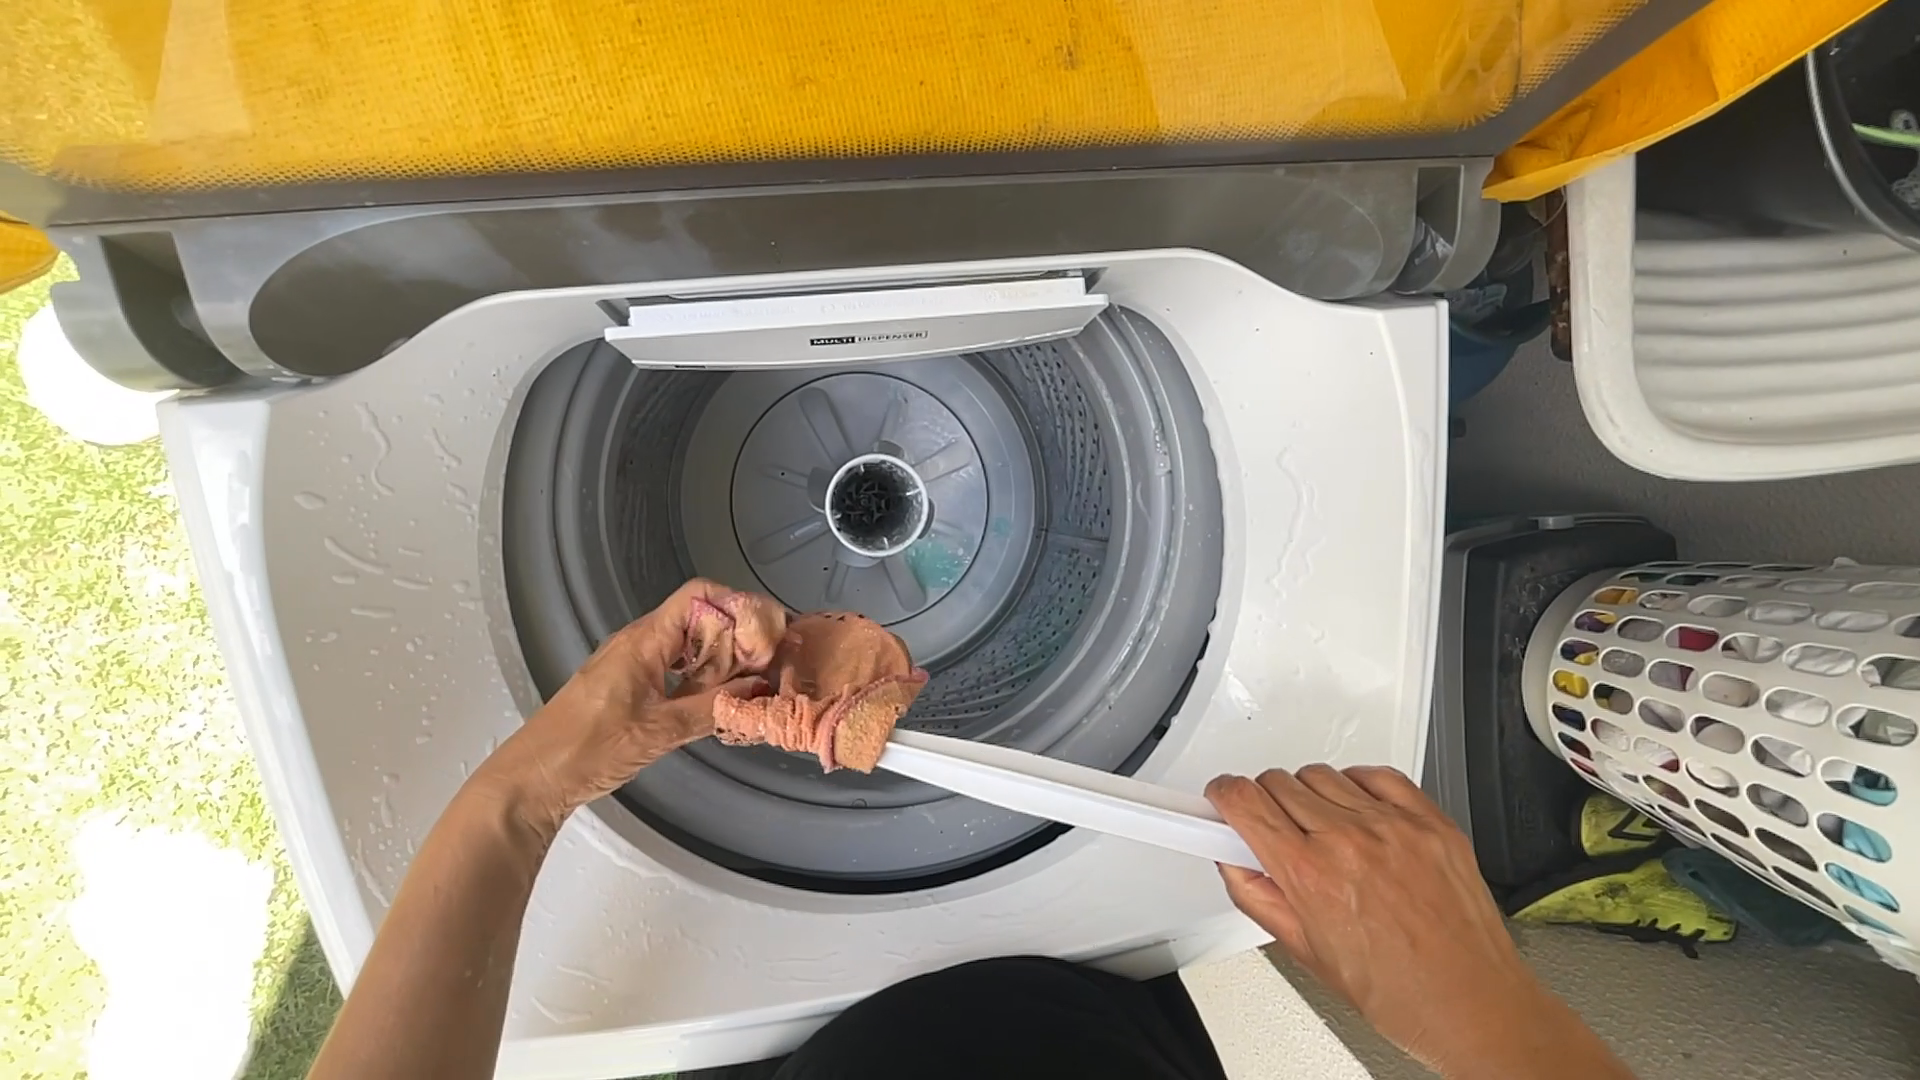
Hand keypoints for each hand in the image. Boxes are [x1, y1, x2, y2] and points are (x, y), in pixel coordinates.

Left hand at [476, 579, 785, 827]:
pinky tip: (716, 699)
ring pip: (690, 643)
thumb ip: (714, 708)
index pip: (700, 595)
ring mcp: (634, 662)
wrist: (531, 781)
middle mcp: (640, 642)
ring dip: (721, 658)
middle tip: (765, 664)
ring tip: (747, 682)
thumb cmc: (585, 750)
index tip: (764, 634)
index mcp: (645, 641)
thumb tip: (759, 690)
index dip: (737, 606)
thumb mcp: (659, 732)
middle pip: (700, 617)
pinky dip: (701, 676)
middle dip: (737, 636)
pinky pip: (676, 665)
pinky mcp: (630, 683)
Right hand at [1207, 766, 1632, 1078]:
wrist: (1479, 1010)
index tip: (1221, 799)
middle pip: (1275, 781)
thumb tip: (1228, 857)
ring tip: (1326, 832)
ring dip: (1309, 795)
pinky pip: (1373, 773)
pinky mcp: (1429, 820)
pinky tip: (1361, 816)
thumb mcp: (1304, 952)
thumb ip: (1254, 894)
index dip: (1222, 796)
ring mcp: (1393, 826)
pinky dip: (1357, 786)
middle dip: (1265, 803)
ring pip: (1318, 773)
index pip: (1242, 799)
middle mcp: (1348, 840)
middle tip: (1278, 833)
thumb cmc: (1400, 992)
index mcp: (1309, 874)